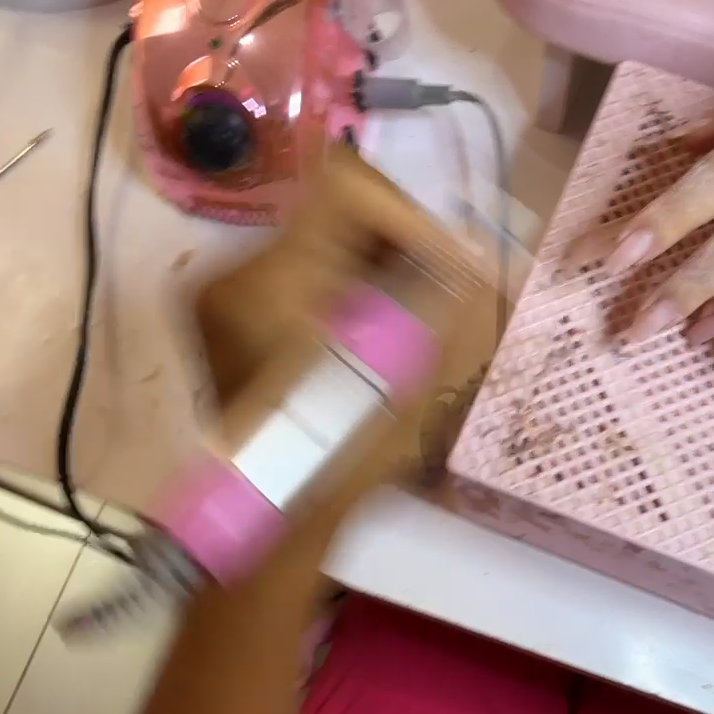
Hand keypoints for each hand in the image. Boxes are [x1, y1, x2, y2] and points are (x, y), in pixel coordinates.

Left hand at [192, 150, 491, 552]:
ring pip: (323, 244)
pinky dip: (352, 290)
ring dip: (380, 267)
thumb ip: (448, 312)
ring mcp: (228, 297)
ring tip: (416, 312)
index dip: (412, 216)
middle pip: (335, 214)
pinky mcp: (235, 318)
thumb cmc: (338, 465)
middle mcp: (235, 275)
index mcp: (269, 285)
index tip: (451, 263)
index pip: (347, 190)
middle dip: (403, 245)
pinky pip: (306, 276)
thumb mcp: (403, 385)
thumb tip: (484, 257)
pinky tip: (377, 330)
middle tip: (444, 289)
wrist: (272, 523)